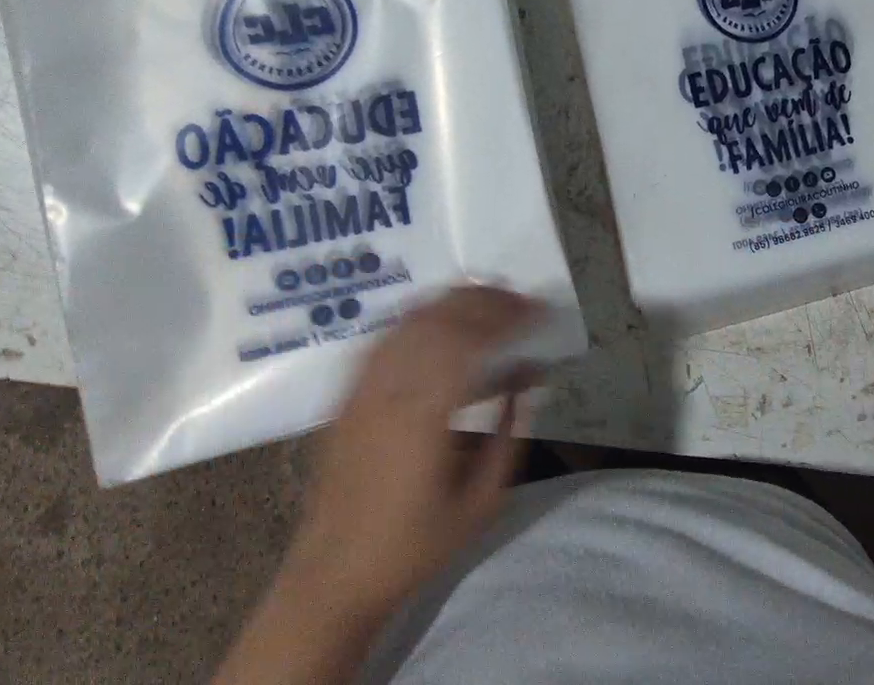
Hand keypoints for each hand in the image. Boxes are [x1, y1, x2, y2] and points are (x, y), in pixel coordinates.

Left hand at [283, 285, 540, 615]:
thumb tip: (529, 381)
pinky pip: (383, 339)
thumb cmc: (416, 545)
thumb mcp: (482, 502)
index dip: (507, 317)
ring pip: (408, 322)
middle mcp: (388, 392)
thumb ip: (509, 436)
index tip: (539, 311)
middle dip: (484, 300)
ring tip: (487, 299)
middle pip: (438, 319)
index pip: (469, 340)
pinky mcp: (345, 397)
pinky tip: (439, 320)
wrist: (335, 574)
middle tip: (520, 300)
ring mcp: (360, 391)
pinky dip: (417, 319)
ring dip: (451, 302)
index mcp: (425, 417)